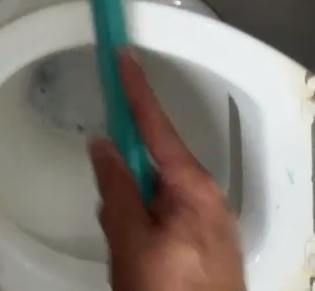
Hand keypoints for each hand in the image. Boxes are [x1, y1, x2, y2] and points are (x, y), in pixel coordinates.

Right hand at [90, 51, 245, 290]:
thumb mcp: (131, 240)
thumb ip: (115, 186)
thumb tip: (103, 145)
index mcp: (193, 189)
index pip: (156, 125)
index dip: (136, 88)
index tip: (124, 54)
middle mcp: (209, 201)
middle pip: (155, 164)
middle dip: (126, 176)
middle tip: (111, 212)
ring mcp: (211, 228)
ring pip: (157, 196)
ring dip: (134, 210)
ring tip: (125, 254)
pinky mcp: (208, 252)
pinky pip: (168, 221)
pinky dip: (146, 228)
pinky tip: (137, 261)